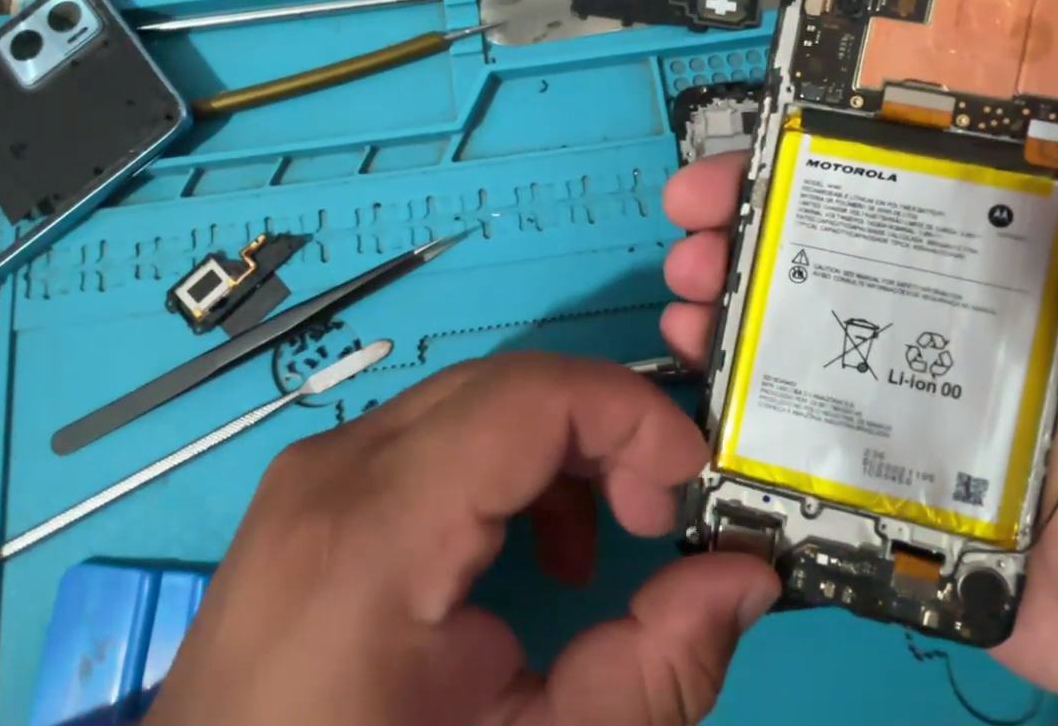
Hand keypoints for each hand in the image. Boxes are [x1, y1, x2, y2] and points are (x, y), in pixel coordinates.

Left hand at [143, 355, 780, 725]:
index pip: (527, 396)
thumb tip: (746, 577)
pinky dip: (498, 467)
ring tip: (590, 550)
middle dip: (604, 432)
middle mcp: (334, 468)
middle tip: (657, 519)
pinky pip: (427, 436)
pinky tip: (518, 551)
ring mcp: (312, 470)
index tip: (691, 483)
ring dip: (555, 450)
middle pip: (504, 387)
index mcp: (376, 529)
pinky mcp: (311, 488)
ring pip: (470, 403)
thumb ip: (653, 671)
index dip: (629, 414)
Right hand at [660, 85, 1057, 724]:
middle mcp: (974, 280)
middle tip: (697, 208)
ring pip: (802, 299)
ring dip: (734, 280)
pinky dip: (738, 378)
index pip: (950, 140)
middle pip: (844, 214)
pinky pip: (795, 399)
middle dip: (759, 197)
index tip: (789, 116)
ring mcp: (917, 363)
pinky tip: (704, 370)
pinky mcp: (881, 442)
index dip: (861, 113)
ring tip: (689, 285)